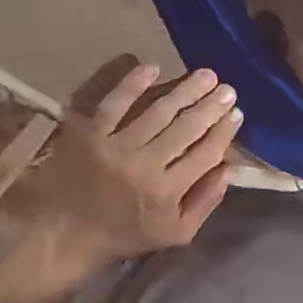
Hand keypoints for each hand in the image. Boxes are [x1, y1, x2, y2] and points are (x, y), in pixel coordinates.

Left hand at [23, 63, 242, 274]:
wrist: (65, 233)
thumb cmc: (125, 233)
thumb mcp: (174, 233)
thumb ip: (205, 202)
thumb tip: (228, 168)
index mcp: (167, 192)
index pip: (205, 153)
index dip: (224, 131)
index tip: (236, 113)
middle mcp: (145, 166)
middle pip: (187, 128)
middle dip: (212, 105)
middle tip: (228, 88)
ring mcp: (116, 146)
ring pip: (158, 111)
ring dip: (185, 90)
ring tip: (205, 74)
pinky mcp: (90, 133)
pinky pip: (115, 103)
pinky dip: (133, 83)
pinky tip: (153, 68)